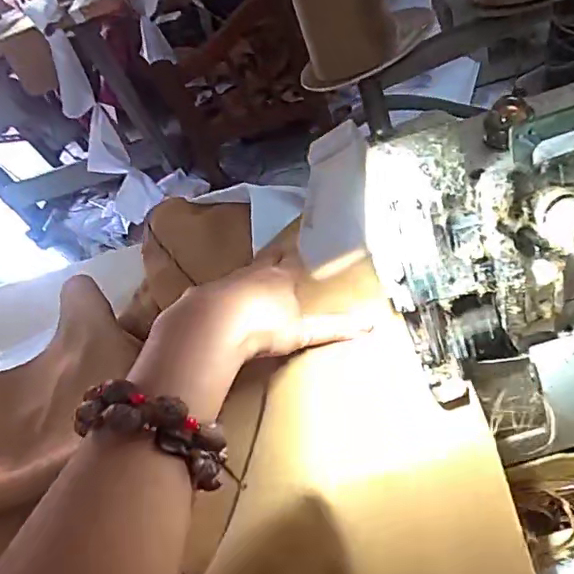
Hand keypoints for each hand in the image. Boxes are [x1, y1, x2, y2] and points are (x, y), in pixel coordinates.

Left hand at [159, 247, 372, 364]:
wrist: (212, 326)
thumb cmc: (264, 325)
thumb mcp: (304, 331)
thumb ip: (333, 328)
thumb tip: (369, 325)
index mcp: (281, 277)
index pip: (295, 258)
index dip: (300, 251)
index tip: (306, 242)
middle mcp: (254, 273)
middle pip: (268, 257)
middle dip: (276, 254)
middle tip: (282, 249)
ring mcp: (226, 282)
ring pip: (242, 273)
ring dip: (249, 275)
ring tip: (255, 279)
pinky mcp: (203, 297)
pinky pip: (218, 293)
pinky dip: (224, 296)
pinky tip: (223, 305)